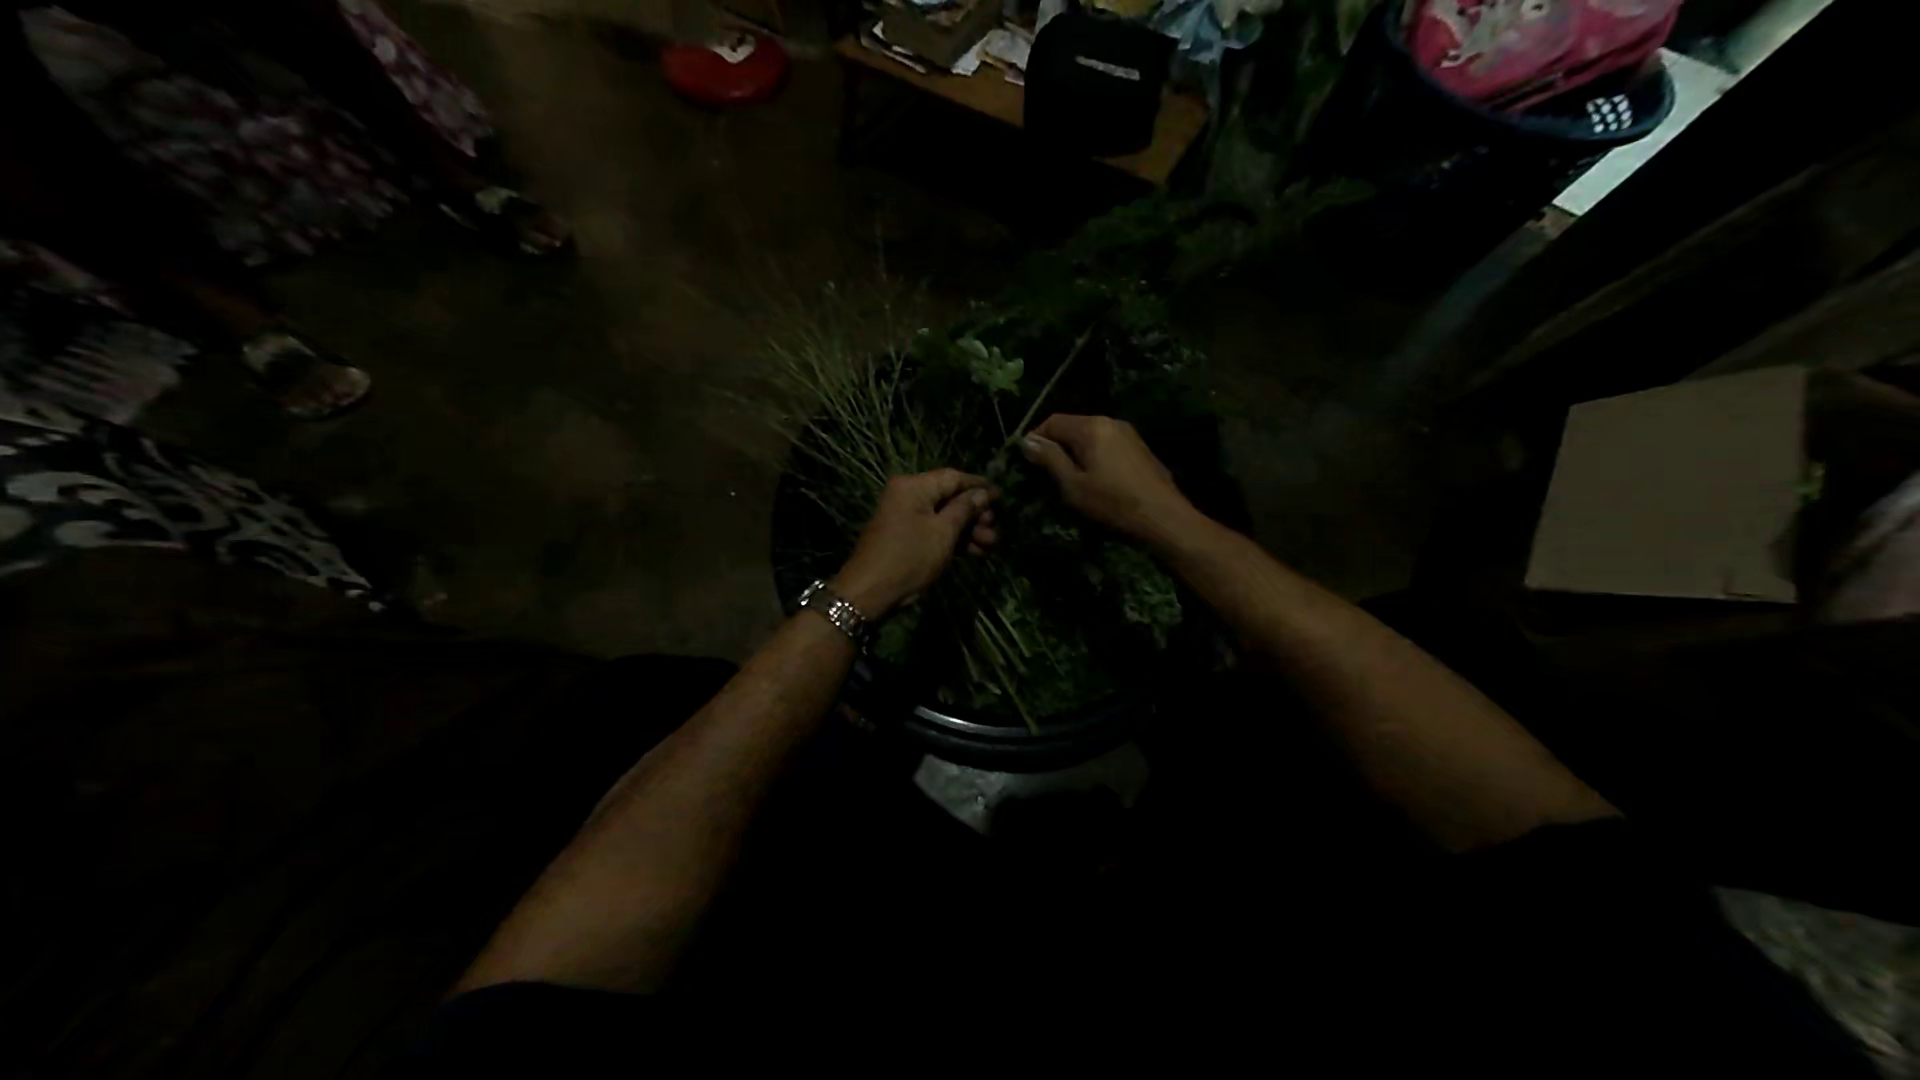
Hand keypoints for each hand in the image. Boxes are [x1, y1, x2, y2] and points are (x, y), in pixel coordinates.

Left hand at [834, 469, 998, 616]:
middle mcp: (908, 495)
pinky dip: (953, 539)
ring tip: (991, 546)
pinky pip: (934, 530)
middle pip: (950, 497)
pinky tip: (976, 553)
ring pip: (944, 516)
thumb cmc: (910, 557)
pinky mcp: (906, 536)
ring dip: (968, 530)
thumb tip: (983, 493)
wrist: (871, 592)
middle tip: (995, 530)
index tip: (1003, 497)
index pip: (954, 477)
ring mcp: (906, 516)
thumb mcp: (943, 532)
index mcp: (914, 486)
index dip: (980, 487)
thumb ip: (965, 509)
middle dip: (976, 514)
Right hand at [1021, 414, 1201, 548]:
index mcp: (1091, 427)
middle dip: (1055, 446)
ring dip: (1074, 452)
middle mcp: (1109, 421)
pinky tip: (1093, 479)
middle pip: (1071, 426)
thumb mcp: (1072, 485)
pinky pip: (1105, 444)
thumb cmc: (1112, 503)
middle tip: (1045, 474)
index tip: (1026, 462)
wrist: (1164, 517)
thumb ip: (1049, 459)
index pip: (1052, 421)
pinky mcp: (1138, 448)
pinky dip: (1092, 456)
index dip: (1035, 439)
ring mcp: (1127, 433)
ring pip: (1089, 435)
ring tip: (1068, 479)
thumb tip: (1026, 441)